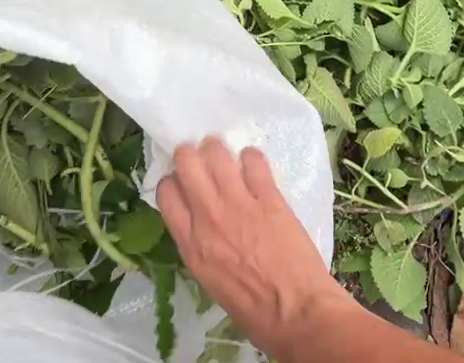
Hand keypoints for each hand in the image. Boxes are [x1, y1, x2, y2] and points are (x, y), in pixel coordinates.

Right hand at [157, 137, 355, 357]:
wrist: (298, 315)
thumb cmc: (252, 308)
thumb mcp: (209, 278)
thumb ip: (198, 241)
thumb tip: (196, 215)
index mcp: (191, 243)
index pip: (165, 191)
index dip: (173, 180)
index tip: (183, 182)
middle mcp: (209, 217)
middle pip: (186, 161)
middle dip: (190, 153)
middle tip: (202, 159)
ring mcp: (239, 204)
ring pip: (216, 152)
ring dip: (219, 149)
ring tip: (227, 158)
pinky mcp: (269, 198)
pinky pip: (253, 160)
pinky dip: (251, 158)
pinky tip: (254, 166)